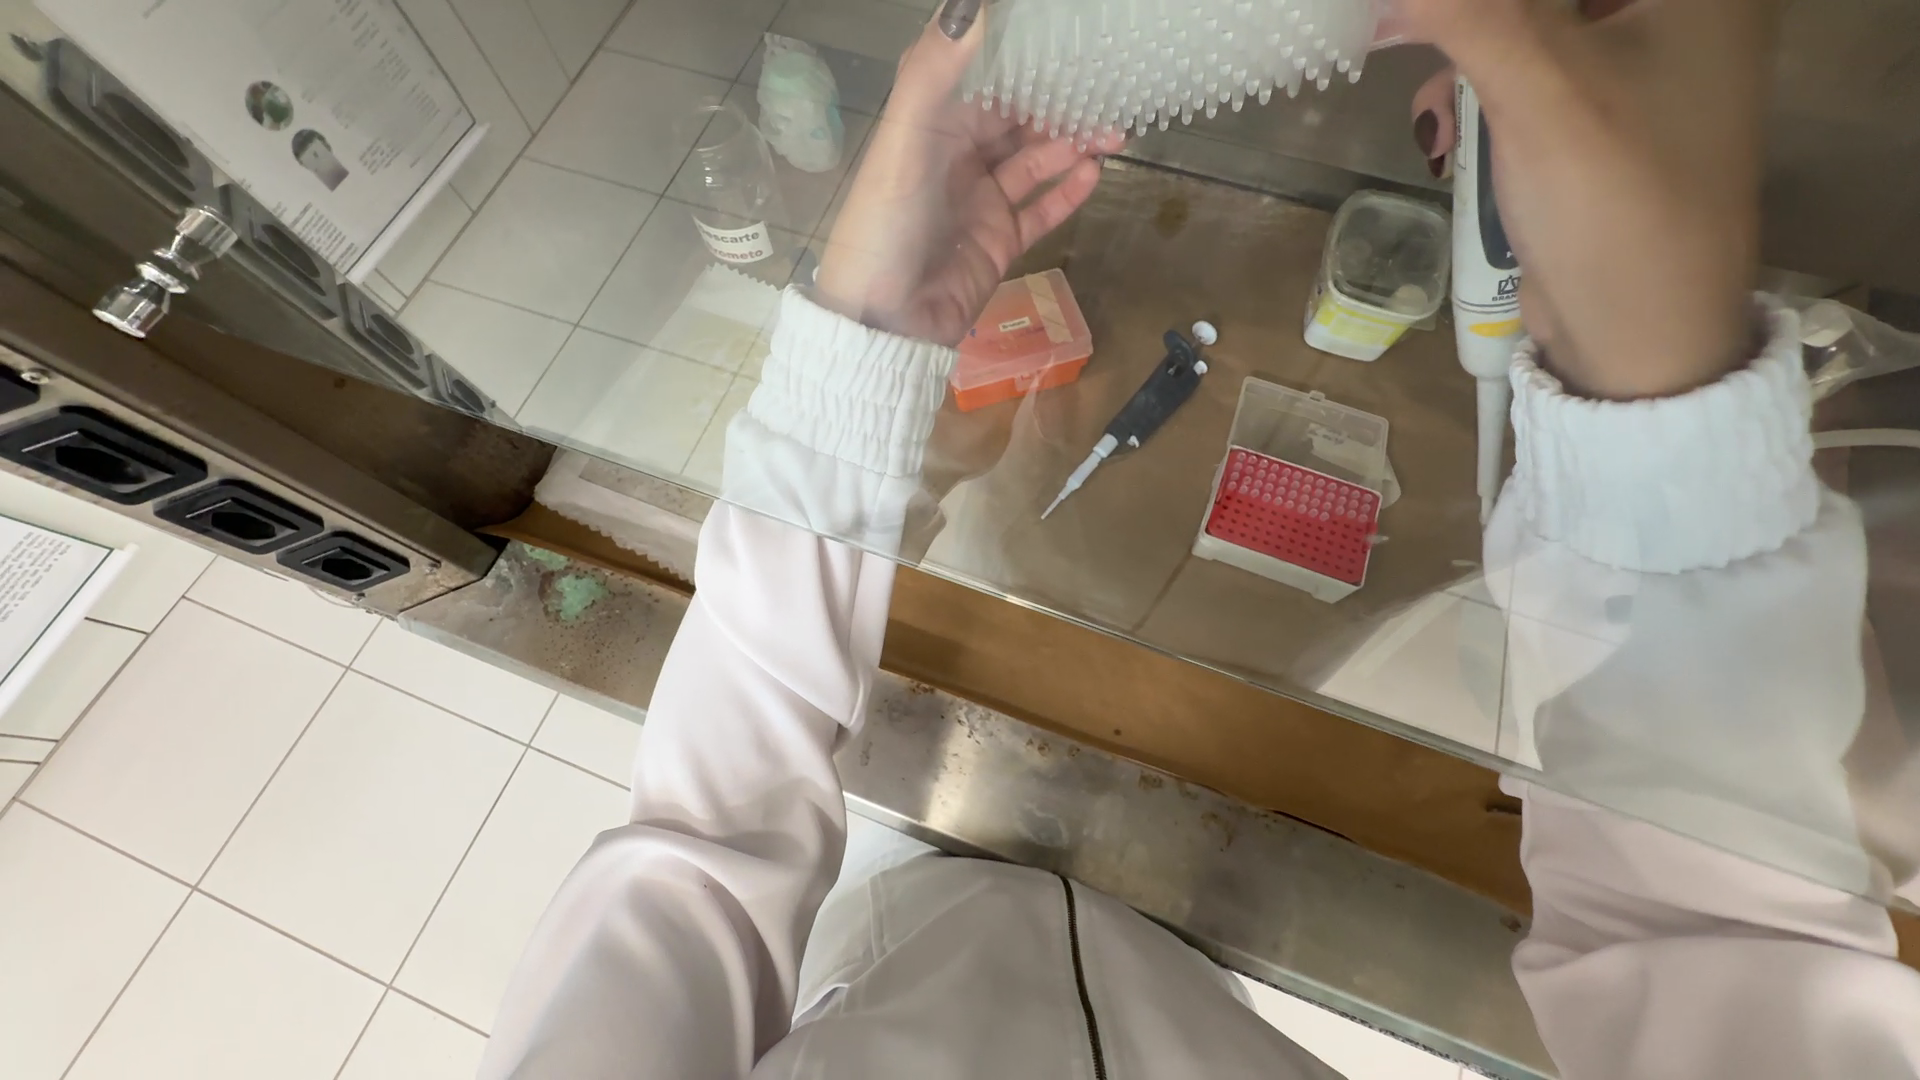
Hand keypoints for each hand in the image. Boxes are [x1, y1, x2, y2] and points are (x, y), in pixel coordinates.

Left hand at [814, 11, 1116, 345]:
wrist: (886, 322)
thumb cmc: (885, 228)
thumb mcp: (903, 143)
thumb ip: (935, 72)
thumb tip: (977, 2)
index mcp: (930, 127)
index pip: (984, 78)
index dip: (1021, 57)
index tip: (1066, 38)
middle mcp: (958, 159)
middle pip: (1016, 120)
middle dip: (1058, 102)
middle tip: (1108, 85)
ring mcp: (982, 203)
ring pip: (1036, 163)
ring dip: (1072, 145)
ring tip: (1116, 130)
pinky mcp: (999, 244)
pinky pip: (1041, 212)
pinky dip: (1068, 194)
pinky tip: (1095, 174)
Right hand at [1395, 0, 1776, 399]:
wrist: (1635, 326)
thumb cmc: (1612, 201)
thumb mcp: (1540, 94)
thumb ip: (1472, 18)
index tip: (1407, 14)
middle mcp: (1672, 12)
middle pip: (1543, 2)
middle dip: (1467, 28)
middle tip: (1403, 43)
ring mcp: (1635, 71)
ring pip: (1525, 36)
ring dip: (1465, 66)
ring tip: (1437, 115)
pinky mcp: (1595, 123)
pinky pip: (1523, 85)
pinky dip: (1478, 104)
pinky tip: (1451, 137)